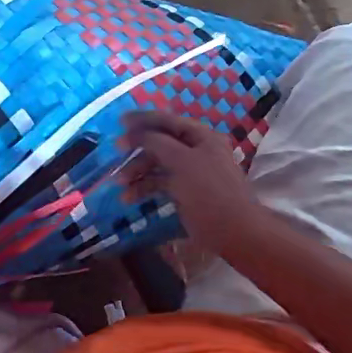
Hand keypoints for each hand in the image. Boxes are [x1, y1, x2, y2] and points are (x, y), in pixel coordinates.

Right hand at [121, 110, 264, 255]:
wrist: (235, 233)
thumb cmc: (209, 193)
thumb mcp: (182, 162)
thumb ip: (156, 142)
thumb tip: (135, 132)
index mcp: (201, 137)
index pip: (167, 121)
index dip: (142, 120)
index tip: (118, 122)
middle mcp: (197, 151)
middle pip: (160, 143)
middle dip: (137, 151)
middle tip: (115, 157)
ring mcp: (192, 172)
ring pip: (158, 165)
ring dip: (138, 172)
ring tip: (119, 185)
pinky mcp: (187, 193)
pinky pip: (161, 183)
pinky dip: (145, 188)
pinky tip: (130, 198)